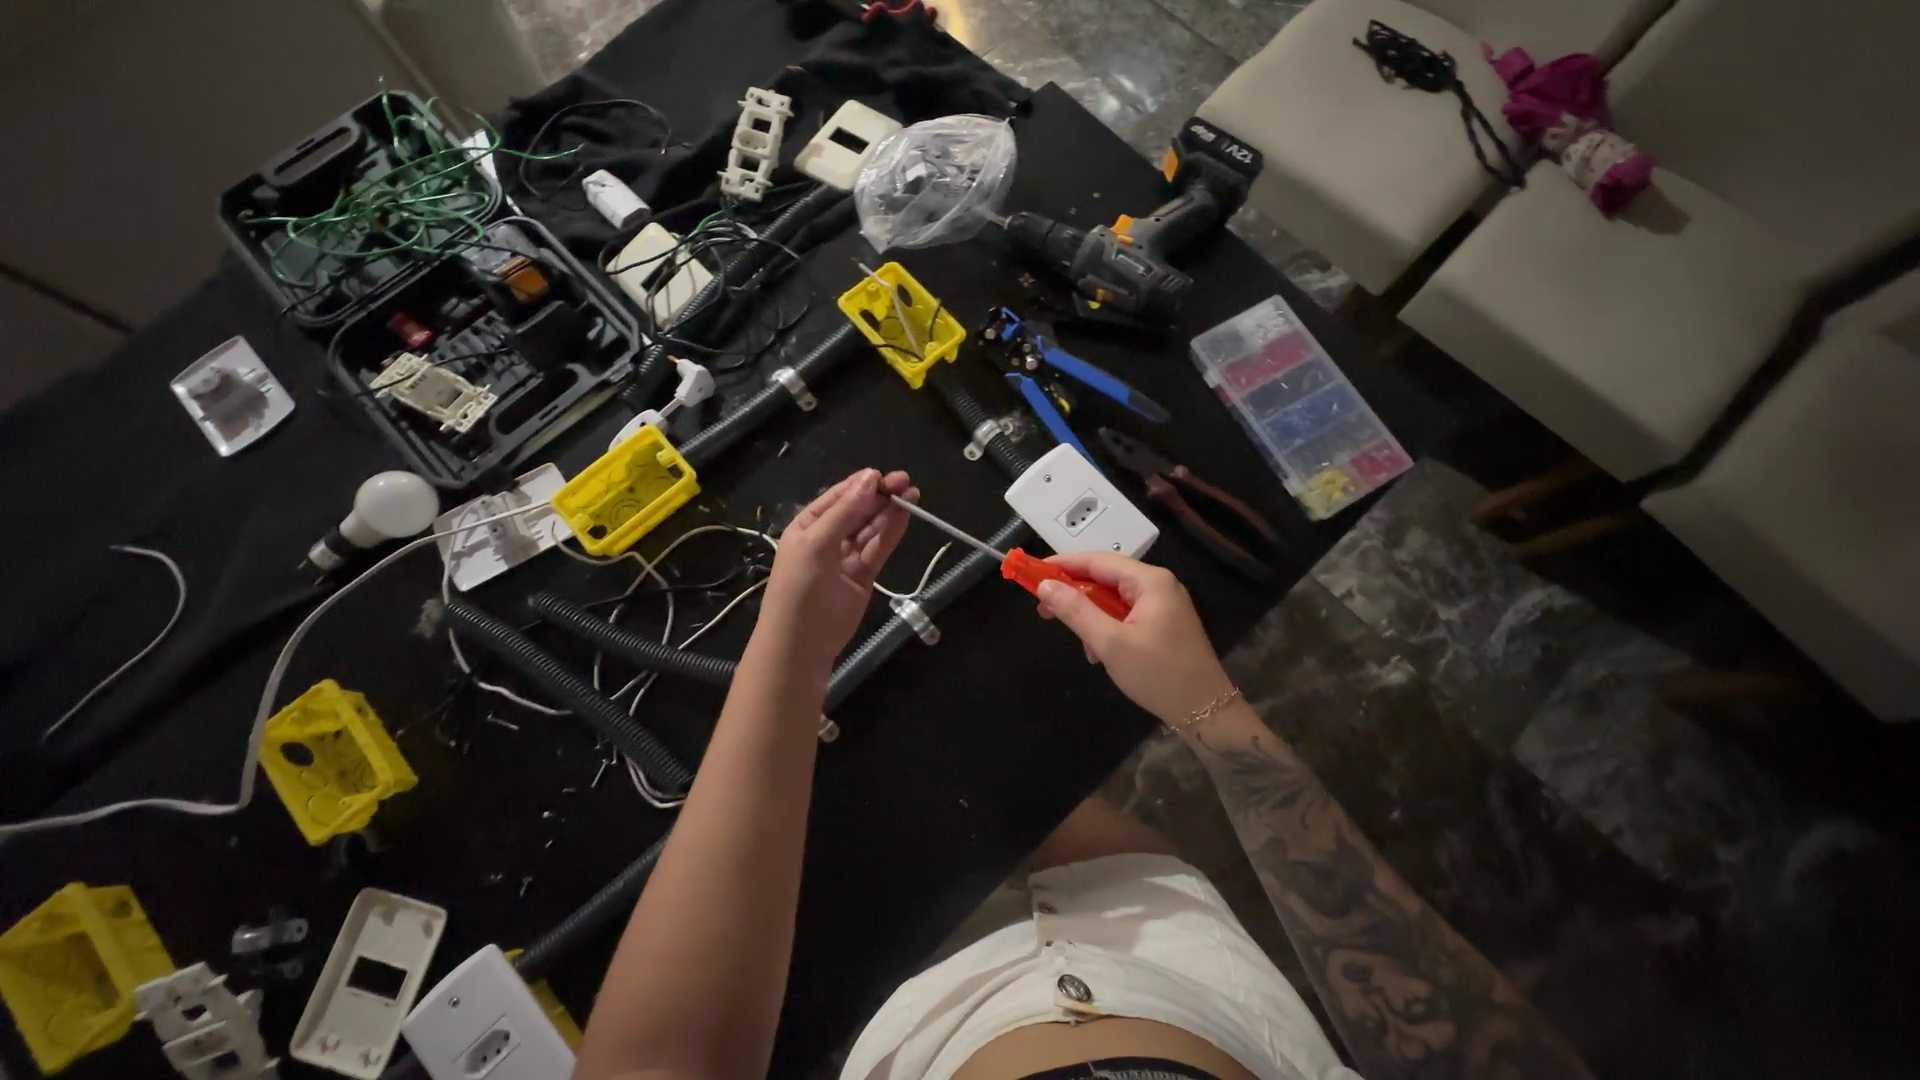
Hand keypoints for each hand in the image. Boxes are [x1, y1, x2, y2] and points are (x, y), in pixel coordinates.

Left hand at [760, 468, 914, 669]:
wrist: (801, 643)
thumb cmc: (799, 588)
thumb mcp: (816, 544)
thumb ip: (845, 512)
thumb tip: (869, 478)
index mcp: (807, 526)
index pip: (837, 498)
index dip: (860, 485)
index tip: (883, 475)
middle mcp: (827, 538)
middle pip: (857, 510)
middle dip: (879, 496)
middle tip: (905, 481)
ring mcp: (846, 558)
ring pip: (871, 529)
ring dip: (889, 512)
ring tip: (913, 494)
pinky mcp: (864, 576)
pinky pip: (879, 549)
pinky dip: (891, 533)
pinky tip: (905, 516)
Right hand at [1034, 553, 1235, 725]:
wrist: (1207, 711)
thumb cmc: (1159, 674)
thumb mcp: (1110, 643)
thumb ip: (1076, 611)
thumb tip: (1045, 586)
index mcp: (1150, 580)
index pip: (1096, 560)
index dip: (1061, 565)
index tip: (1031, 574)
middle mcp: (1158, 584)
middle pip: (1104, 577)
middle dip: (1073, 593)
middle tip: (1043, 610)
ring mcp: (1163, 604)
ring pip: (1113, 598)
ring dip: (1090, 616)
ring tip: (1079, 642)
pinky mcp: (1164, 623)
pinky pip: (1125, 614)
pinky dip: (1107, 628)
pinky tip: (1099, 652)